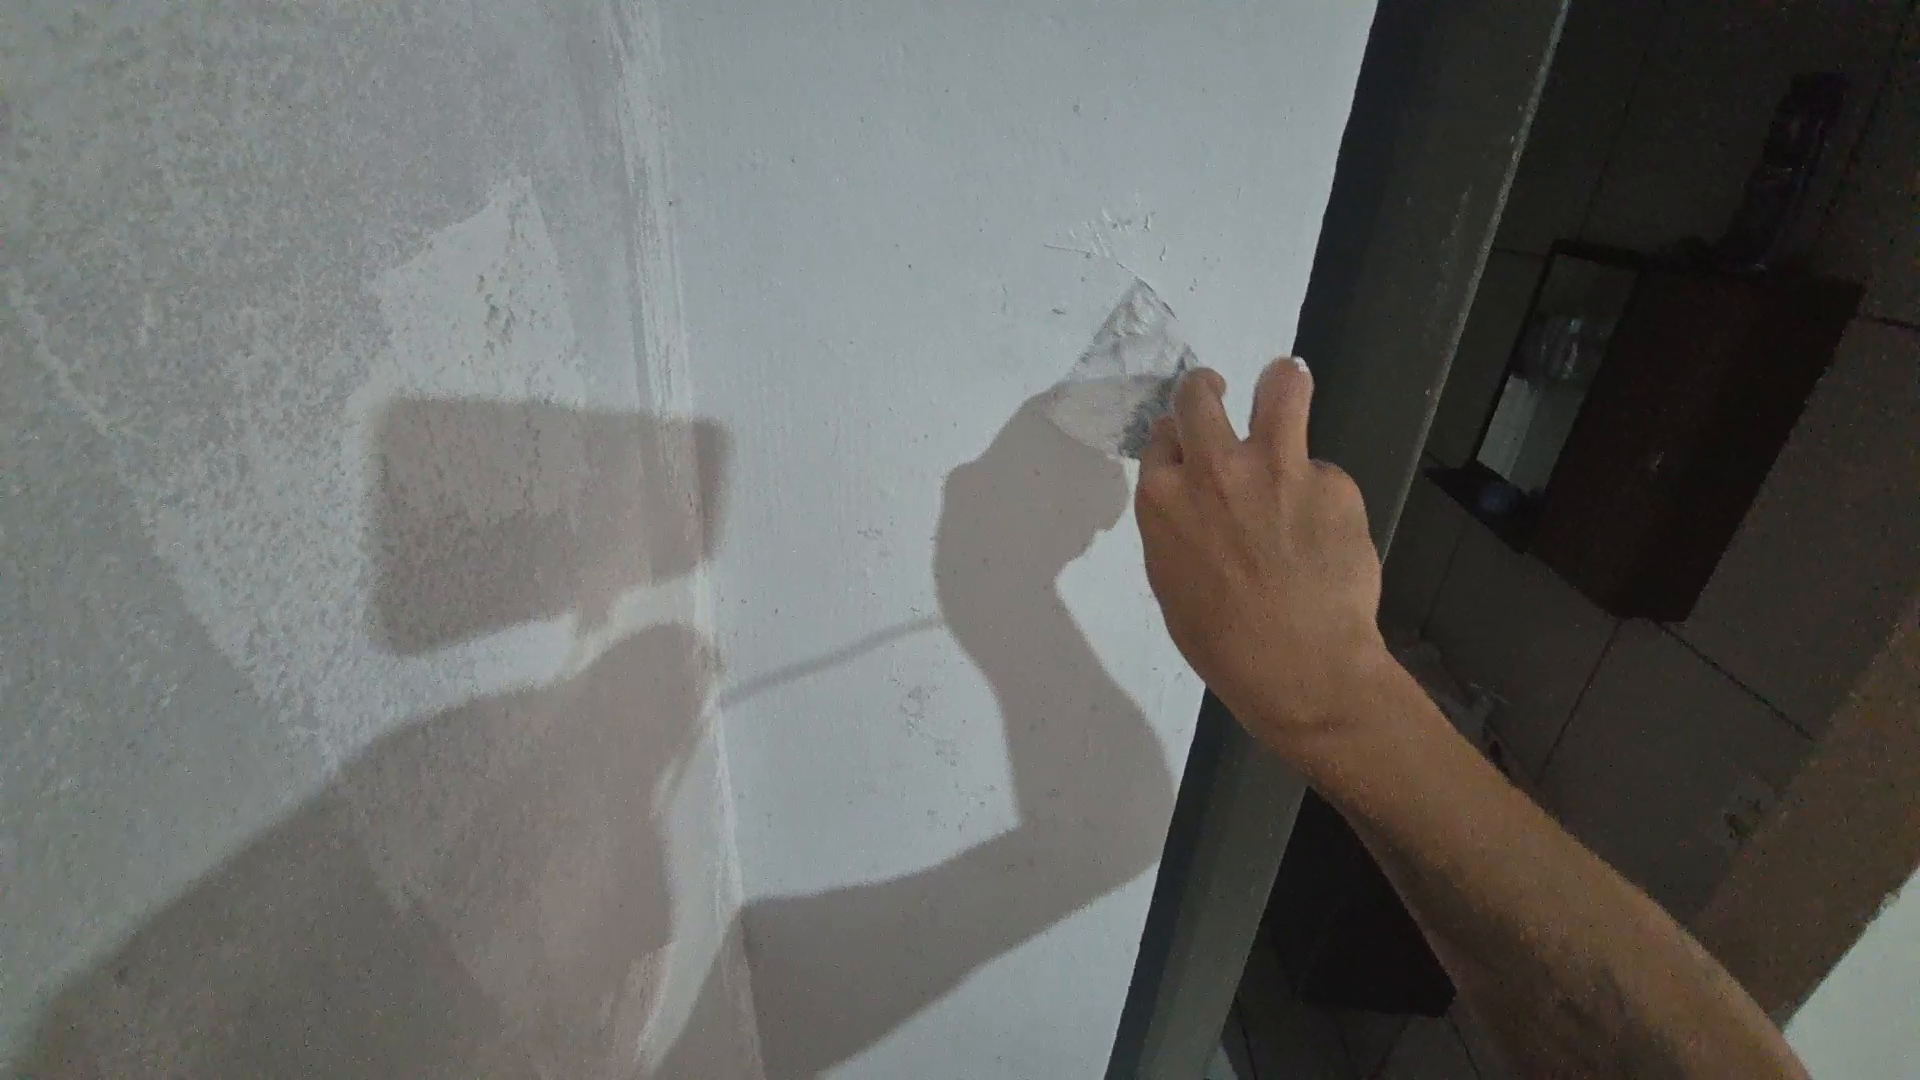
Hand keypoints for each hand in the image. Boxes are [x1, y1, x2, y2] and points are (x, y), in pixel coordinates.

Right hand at [1134, 359, 1393, 753]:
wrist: (1297, 666)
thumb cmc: (1218, 639)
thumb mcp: (1169, 578)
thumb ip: (1176, 523)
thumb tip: (1194, 500)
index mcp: (1162, 497)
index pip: (1160, 437)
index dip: (1173, 439)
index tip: (1184, 447)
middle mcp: (1213, 467)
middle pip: (1199, 395)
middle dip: (1203, 387)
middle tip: (1214, 389)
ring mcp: (1277, 467)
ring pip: (1280, 385)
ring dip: (1279, 382)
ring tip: (1282, 387)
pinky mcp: (1332, 481)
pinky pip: (1321, 472)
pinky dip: (1319, 492)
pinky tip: (1323, 534)